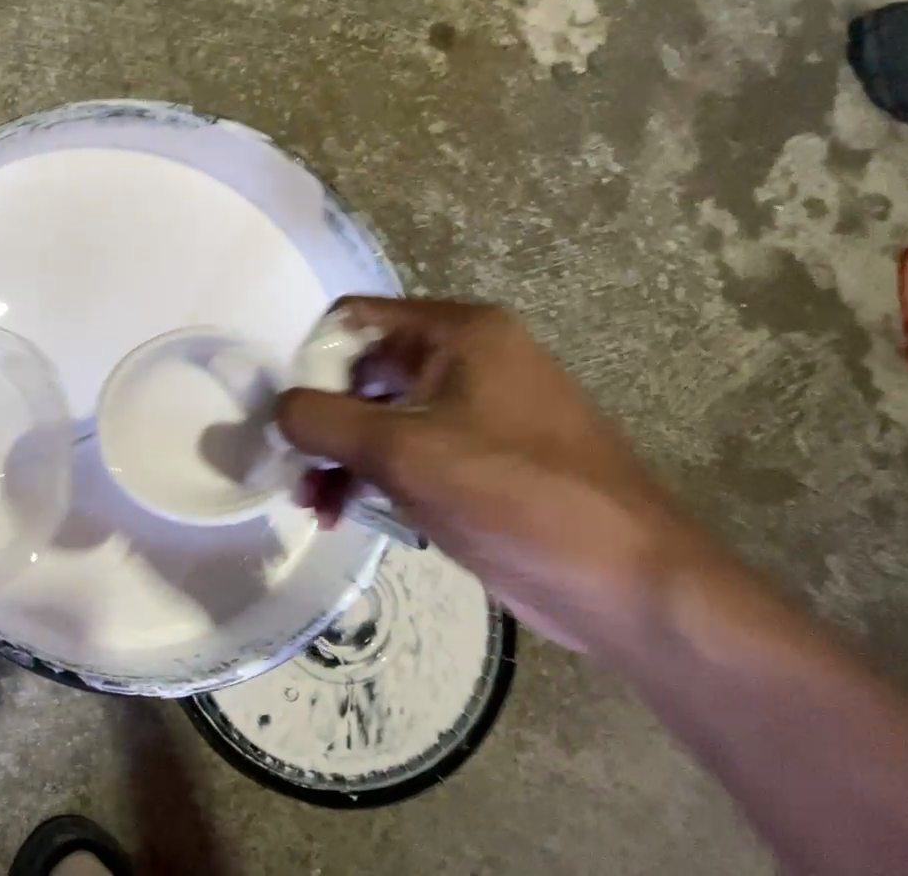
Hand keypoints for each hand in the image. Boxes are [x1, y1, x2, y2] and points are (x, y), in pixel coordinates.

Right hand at [277, 297, 710, 653]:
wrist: (630, 586)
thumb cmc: (518, 498)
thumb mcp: (404, 452)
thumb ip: (323, 421)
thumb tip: (277, 409)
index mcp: (460, 333)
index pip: (353, 320)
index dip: (311, 361)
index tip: (290, 415)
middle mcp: (465, 359)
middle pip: (359, 370)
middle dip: (320, 420)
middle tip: (293, 468)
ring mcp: (472, 411)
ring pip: (375, 416)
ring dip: (338, 457)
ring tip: (314, 505)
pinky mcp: (475, 459)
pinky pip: (402, 451)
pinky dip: (368, 477)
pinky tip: (344, 514)